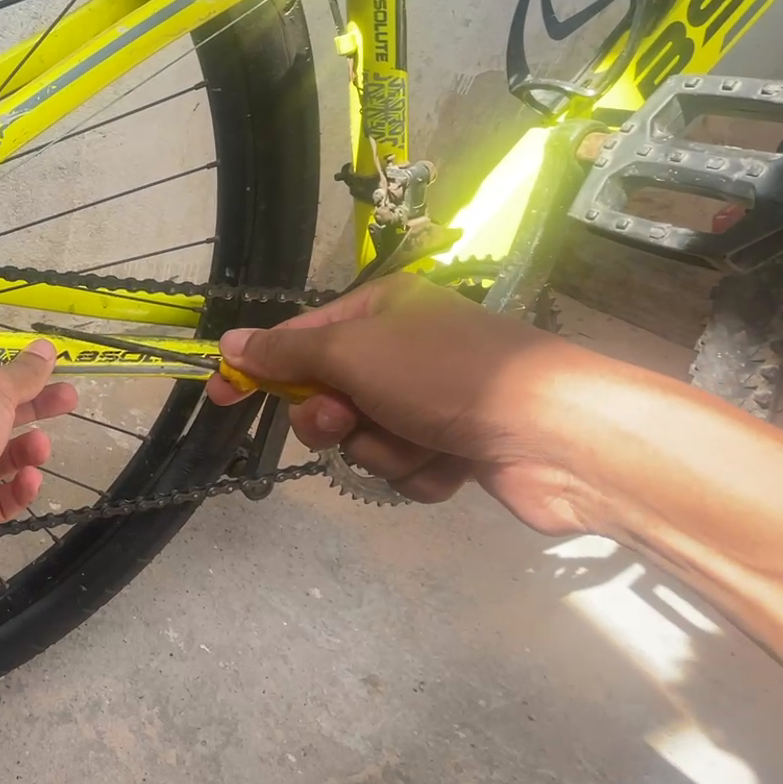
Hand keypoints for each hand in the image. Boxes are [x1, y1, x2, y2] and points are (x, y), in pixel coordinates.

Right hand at [206, 274, 620, 534]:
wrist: (562, 435)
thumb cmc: (446, 374)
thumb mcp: (352, 353)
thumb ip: (286, 352)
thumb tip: (230, 343)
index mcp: (378, 313)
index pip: (296, 339)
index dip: (256, 367)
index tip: (219, 394)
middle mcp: (401, 351)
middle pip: (326, 393)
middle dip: (332, 417)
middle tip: (345, 420)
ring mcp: (430, 400)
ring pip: (362, 436)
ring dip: (381, 448)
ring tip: (420, 442)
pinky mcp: (454, 447)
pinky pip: (402, 465)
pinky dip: (418, 470)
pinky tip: (452, 463)